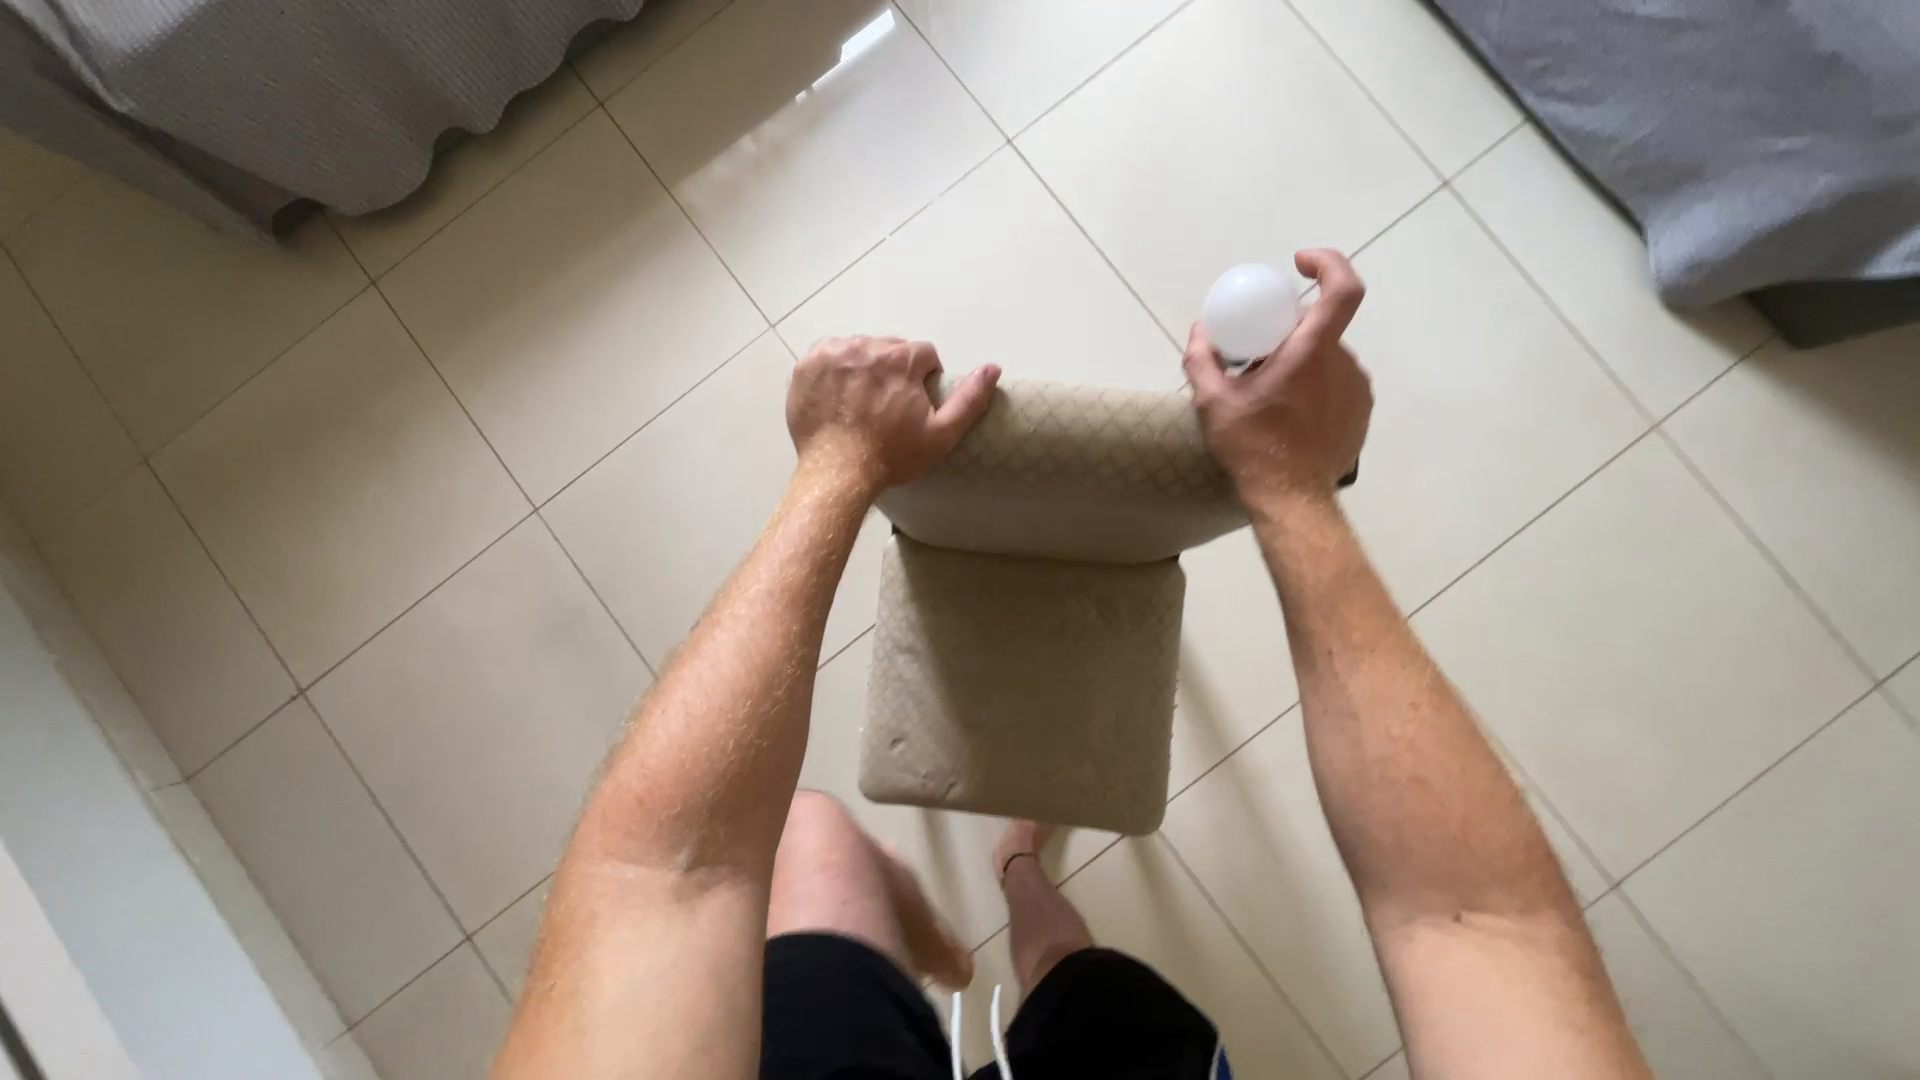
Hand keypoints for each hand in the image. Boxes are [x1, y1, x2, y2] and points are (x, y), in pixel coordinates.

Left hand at [787, 336, 1000, 497]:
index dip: (923, 379)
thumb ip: (970, 399)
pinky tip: (838, 396)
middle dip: (893, 371)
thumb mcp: (941, 434)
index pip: (923, 354)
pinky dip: (835, 370)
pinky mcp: (807, 365)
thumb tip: (993, 367)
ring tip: (861, 402)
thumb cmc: (892, 456)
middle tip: (886, 406)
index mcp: (902, 358)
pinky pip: (829, 355)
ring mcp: (833, 353)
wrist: (838, 472)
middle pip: (890, 348)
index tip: (913, 404)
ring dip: (864, 368)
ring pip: (859, 349)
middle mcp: (867, 346)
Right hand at [1183, 249, 1371, 503]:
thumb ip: (1202, 360)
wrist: (1290, 498)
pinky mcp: (1361, 414)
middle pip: (1322, 328)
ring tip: (1270, 393)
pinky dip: (1314, 388)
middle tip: (1257, 356)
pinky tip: (1289, 414)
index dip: (1328, 264)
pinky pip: (1337, 385)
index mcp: (1312, 353)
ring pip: (1328, 359)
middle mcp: (1344, 364)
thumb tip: (1199, 330)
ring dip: (1301, 364)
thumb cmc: (1252, 447)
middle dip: (1290, 332)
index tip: (1299, 264)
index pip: (1342, 288)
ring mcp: (1358, 390)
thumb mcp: (1213, 403)